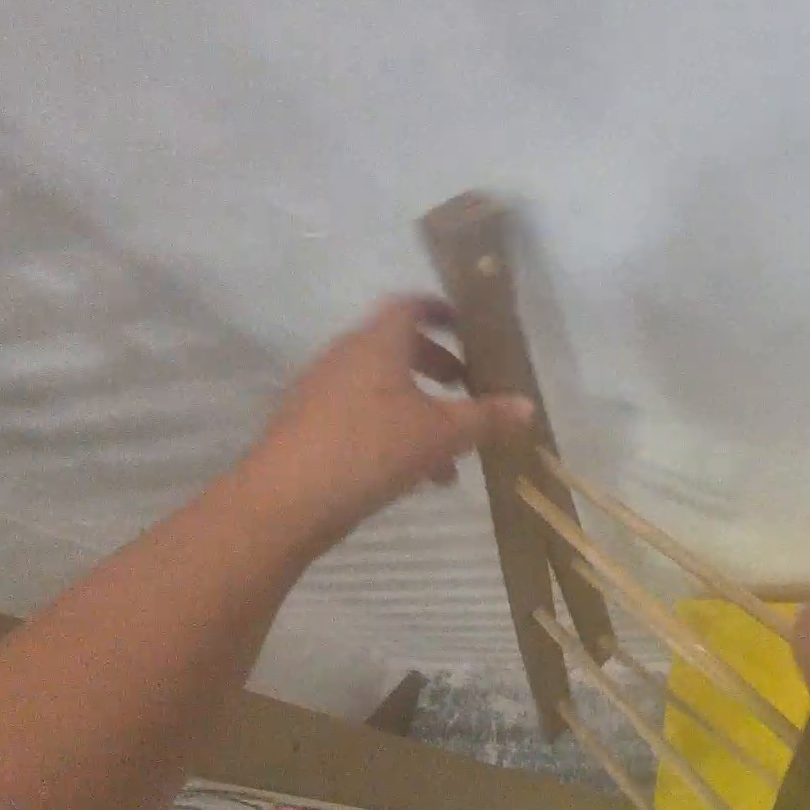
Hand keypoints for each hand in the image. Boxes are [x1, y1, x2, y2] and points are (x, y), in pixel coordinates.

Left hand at [234, 295, 533, 543]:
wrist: (282, 503)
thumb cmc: (370, 449)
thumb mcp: (442, 434)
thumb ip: (487, 418)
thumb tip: (528, 406)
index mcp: (377, 344)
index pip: (410, 306)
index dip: (441, 311)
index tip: (467, 327)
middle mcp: (346, 358)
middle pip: (398, 348)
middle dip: (437, 367)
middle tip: (466, 386)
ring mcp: (322, 393)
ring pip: (383, 388)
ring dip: (420, 408)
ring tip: (451, 448)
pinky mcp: (309, 428)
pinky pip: (362, 416)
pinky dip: (394, 431)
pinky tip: (418, 476)